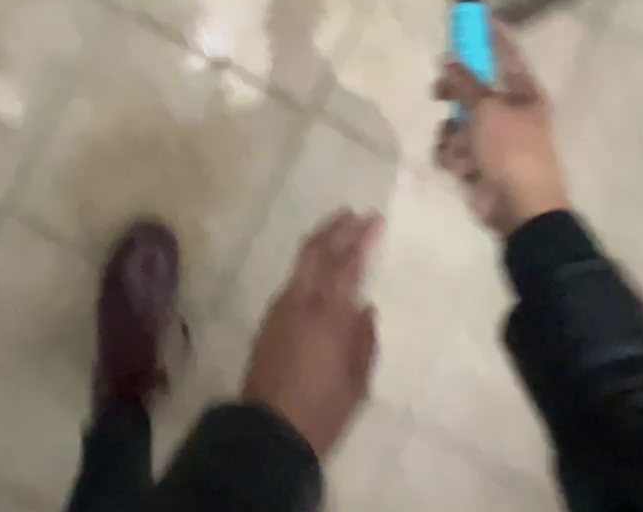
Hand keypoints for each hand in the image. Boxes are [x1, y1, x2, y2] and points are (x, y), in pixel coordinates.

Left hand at [241, 210, 381, 457]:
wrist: (269, 429)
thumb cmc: (323, 410)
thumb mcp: (357, 382)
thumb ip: (364, 341)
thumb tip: (366, 307)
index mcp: (328, 315)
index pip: (347, 265)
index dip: (361, 239)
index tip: (374, 218)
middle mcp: (301, 301)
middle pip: (317, 252)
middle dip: (336, 228)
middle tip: (354, 213)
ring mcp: (281, 307)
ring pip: (302, 262)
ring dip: (320, 241)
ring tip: (337, 228)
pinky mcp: (269, 318)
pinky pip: (293, 279)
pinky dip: (309, 263)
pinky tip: (318, 266)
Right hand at [432, 22, 568, 237]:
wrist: (519, 209)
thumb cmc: (512, 151)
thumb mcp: (488, 109)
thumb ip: (465, 82)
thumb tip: (450, 58)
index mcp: (523, 95)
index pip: (506, 56)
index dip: (492, 35)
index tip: (477, 16)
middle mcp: (508, 112)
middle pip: (471, 87)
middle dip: (453, 93)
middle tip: (438, 90)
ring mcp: (490, 139)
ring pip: (455, 119)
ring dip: (452, 134)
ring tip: (461, 150)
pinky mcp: (475, 162)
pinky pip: (451, 146)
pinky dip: (451, 156)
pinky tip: (459, 168)